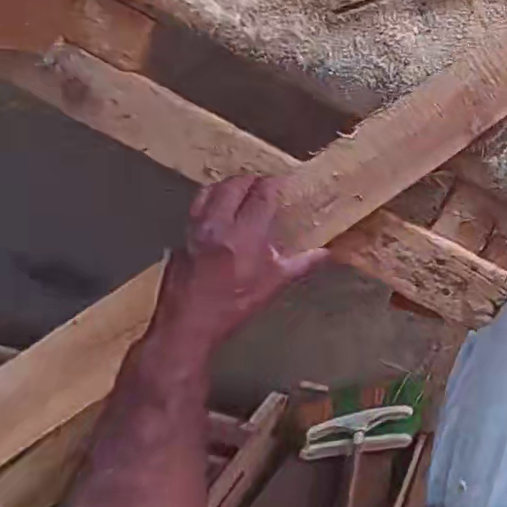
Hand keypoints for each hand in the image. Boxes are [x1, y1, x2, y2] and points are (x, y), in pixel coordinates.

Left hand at [143, 176, 329, 367]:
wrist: (187, 325)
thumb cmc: (234, 306)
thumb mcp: (273, 285)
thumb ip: (301, 264)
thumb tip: (326, 254)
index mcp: (244, 234)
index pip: (261, 195)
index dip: (274, 184)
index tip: (283, 183)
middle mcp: (218, 224)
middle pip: (234, 185)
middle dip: (251, 180)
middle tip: (263, 185)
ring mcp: (195, 228)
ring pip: (210, 191)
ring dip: (228, 186)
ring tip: (240, 191)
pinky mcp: (180, 236)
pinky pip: (196, 207)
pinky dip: (210, 200)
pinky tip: (218, 212)